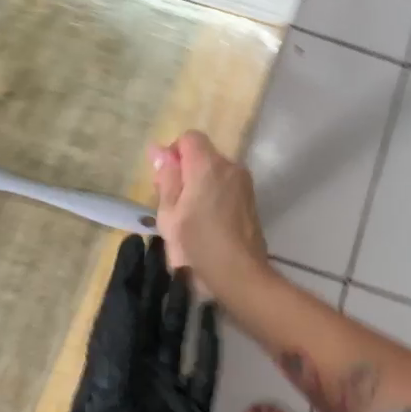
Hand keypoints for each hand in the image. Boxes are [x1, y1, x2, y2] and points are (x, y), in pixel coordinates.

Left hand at [59, 236, 220, 411]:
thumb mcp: (103, 409)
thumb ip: (117, 355)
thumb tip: (121, 300)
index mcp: (103, 384)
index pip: (115, 323)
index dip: (125, 285)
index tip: (134, 245)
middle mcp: (134, 387)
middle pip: (148, 329)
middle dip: (156, 290)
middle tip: (171, 246)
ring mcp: (167, 405)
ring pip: (178, 346)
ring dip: (184, 311)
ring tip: (195, 270)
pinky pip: (204, 377)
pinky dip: (210, 347)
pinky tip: (217, 316)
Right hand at [148, 132, 269, 295]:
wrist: (239, 273)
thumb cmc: (197, 244)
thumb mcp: (169, 214)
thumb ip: (166, 178)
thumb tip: (158, 150)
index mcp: (208, 165)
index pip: (189, 138)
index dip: (174, 154)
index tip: (165, 180)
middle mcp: (230, 166)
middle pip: (203, 154)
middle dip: (186, 171)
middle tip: (173, 204)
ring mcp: (244, 182)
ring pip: (215, 171)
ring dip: (201, 184)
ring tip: (190, 217)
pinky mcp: (251, 198)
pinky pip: (227, 185)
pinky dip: (215, 195)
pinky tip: (208, 222)